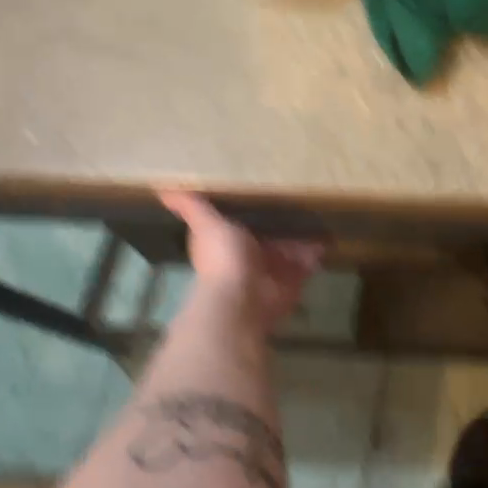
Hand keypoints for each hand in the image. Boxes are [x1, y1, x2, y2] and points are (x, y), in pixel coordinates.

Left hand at [158, 189, 323, 330]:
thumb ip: (193, 207)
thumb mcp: (207, 224)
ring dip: (304, 236)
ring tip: (321, 214)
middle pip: (272, 234)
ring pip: (292, 247)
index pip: (244, 220)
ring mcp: (273, 270)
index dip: (255, 208)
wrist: (242, 300)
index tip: (271, 186)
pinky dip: (316, 253)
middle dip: (286, 221)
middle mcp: (250, 255)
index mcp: (229, 240)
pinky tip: (324, 238)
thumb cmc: (223, 258)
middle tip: (304, 198)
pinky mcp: (293, 281)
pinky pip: (308, 263)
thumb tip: (163, 188)